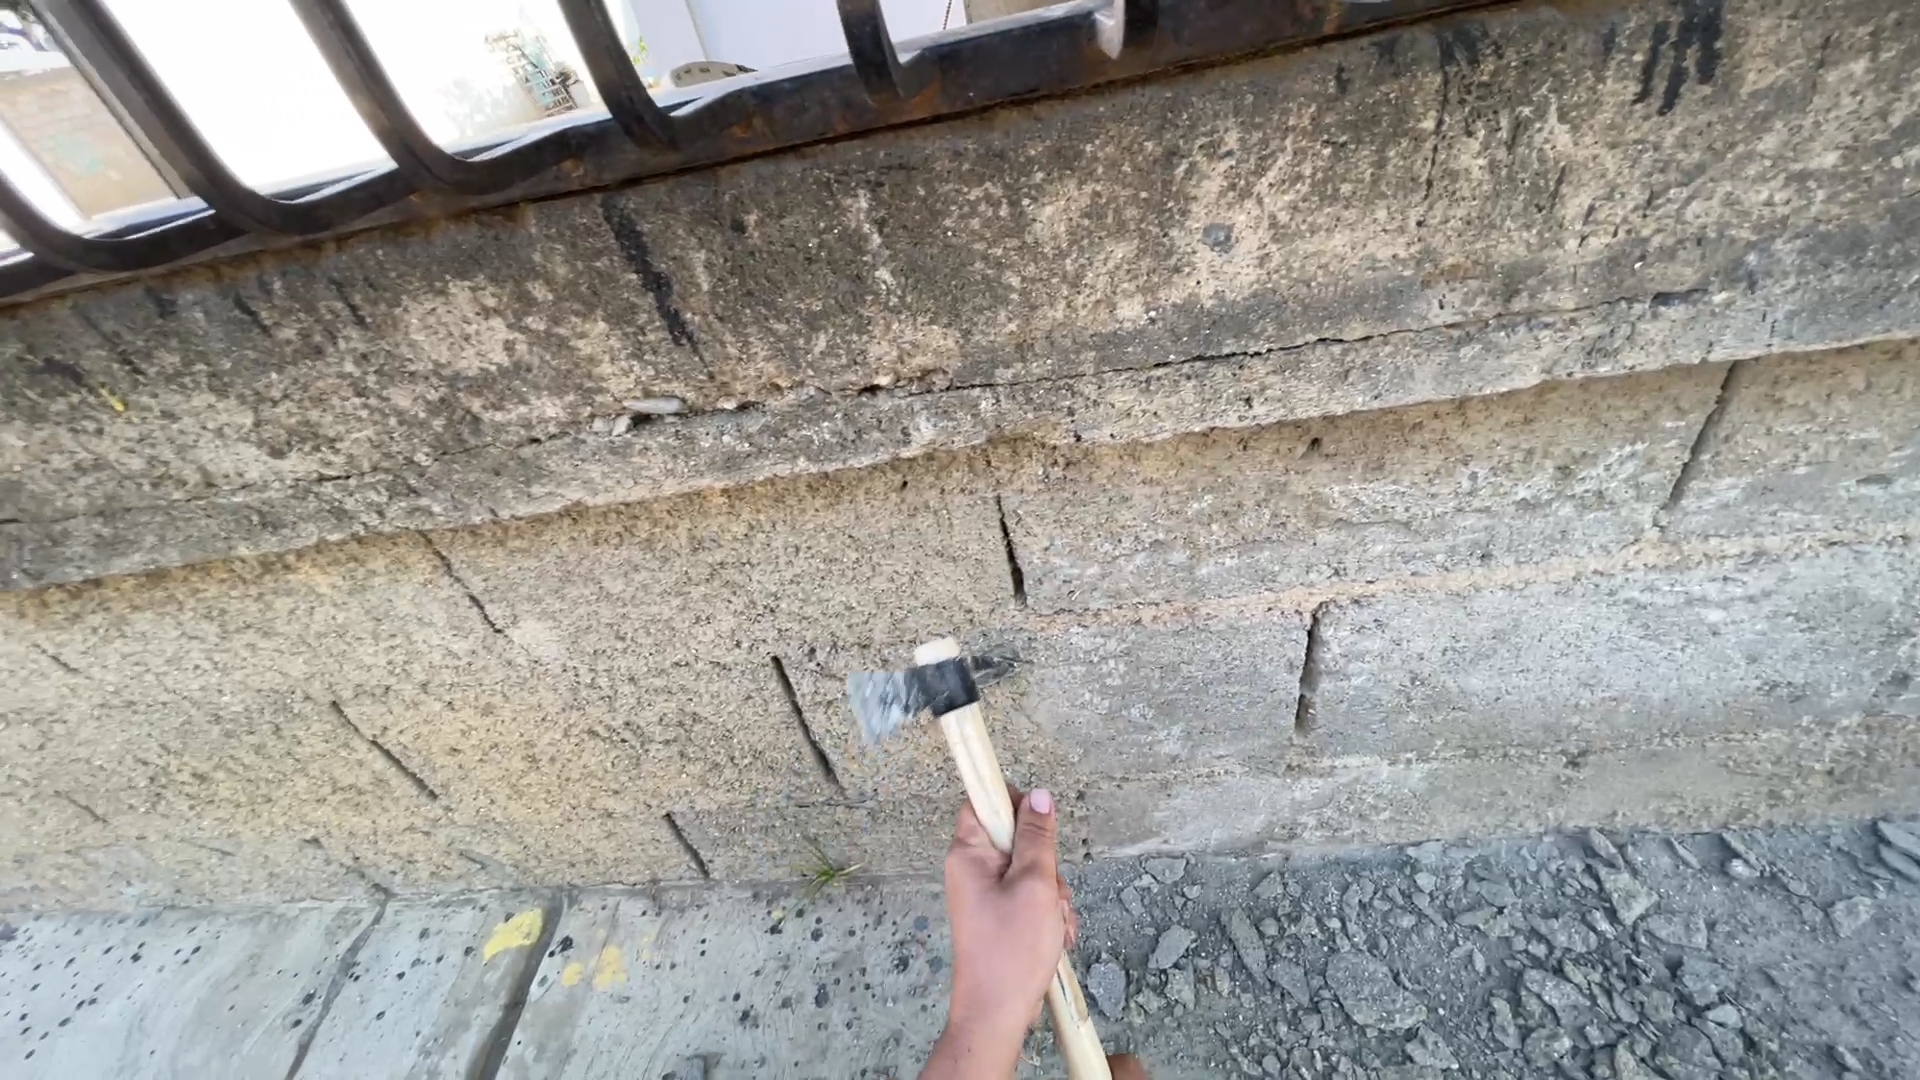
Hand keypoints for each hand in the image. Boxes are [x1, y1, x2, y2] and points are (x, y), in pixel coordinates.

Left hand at [922, 787, 1075, 1076]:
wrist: (997, 1014)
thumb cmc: (1011, 949)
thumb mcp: (1034, 884)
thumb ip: (1038, 837)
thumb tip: (1038, 795)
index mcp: (968, 853)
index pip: (982, 802)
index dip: (1012, 802)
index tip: (1039, 821)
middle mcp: (971, 868)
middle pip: (1013, 837)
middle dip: (1044, 861)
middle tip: (1052, 890)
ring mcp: (984, 892)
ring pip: (1027, 868)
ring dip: (1051, 892)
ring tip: (1056, 921)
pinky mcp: (997, 913)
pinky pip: (1027, 894)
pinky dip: (1045, 911)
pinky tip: (1056, 934)